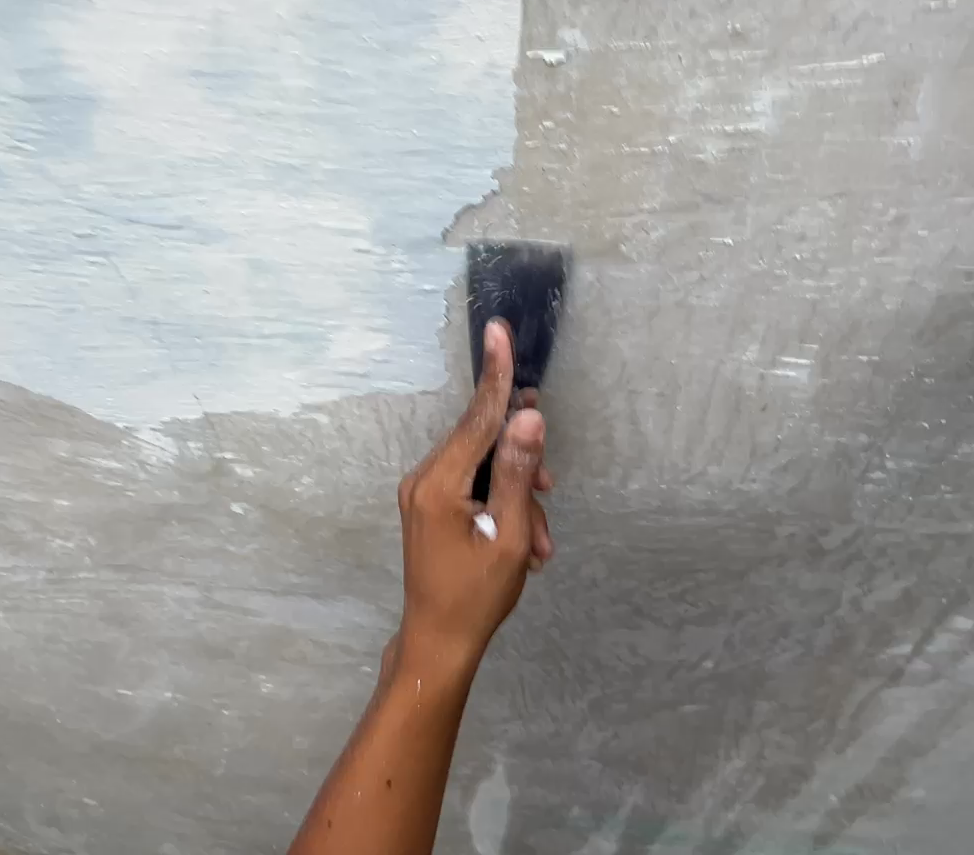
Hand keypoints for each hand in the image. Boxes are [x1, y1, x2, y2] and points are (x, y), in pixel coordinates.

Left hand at [393, 320, 554, 666]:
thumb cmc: (476, 597)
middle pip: (482, 440)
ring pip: (483, 466)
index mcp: (438, 483)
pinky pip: (472, 484)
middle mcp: (423, 477)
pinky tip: (525, 542)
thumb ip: (518, 473)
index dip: (497, 373)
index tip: (498, 331)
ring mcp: (422, 490)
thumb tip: (528, 417)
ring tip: (540, 544)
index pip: (477, 417)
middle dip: (524, 462)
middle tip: (551, 487)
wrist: (438, 642)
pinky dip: (502, 503)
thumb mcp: (510, 537)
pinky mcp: (428, 503)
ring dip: (518, 495)